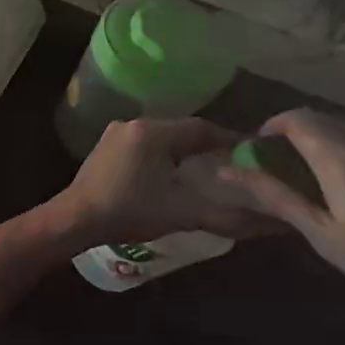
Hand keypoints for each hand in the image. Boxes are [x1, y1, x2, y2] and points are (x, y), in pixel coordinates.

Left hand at [51, 117, 257, 247]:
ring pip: (160, 137)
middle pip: (180, 130)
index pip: (201, 128)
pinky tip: (168, 175)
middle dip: (206, 146)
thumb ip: (227, 214)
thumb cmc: (130, 210)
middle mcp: (133, 123)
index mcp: (152, 131)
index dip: (228, 140)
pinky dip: (160, 156)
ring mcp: (115, 133)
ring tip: (203, 171)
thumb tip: (268, 222)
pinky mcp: (104, 148)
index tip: (250, 154)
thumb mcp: (183, 212)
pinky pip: (142, 145)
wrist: (75, 219)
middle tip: (230, 165)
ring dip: (181, 151)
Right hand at [210, 109, 344, 340]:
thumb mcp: (330, 240)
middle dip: (302, 139)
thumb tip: (228, 170)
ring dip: (336, 153)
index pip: (298, 118)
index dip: (274, 125)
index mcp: (343, 157)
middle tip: (293, 177)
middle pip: (330, 124)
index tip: (261, 149)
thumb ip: (278, 199)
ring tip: (337, 198)